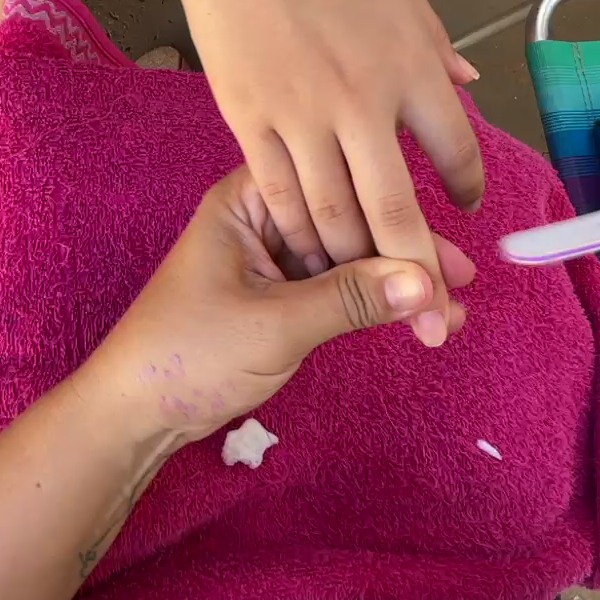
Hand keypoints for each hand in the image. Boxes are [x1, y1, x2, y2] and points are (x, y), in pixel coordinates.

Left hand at [84, 167, 474, 442]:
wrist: (136, 411)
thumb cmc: (190, 352)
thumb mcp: (274, 324)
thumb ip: (350, 299)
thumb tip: (428, 282)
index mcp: (249, 197)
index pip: (336, 189)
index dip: (395, 222)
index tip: (449, 260)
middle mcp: (265, 214)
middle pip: (348, 222)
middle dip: (404, 257)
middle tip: (463, 285)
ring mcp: (274, 254)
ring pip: (348, 256)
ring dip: (395, 282)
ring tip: (452, 309)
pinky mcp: (280, 290)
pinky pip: (336, 286)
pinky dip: (372, 302)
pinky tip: (416, 314)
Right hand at [131, 0, 482, 348]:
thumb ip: (431, 42)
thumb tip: (466, 81)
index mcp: (410, 61)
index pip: (454, 150)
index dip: (466, 190)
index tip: (467, 211)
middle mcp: (362, 100)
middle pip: (396, 209)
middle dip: (421, 278)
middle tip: (441, 332)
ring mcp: (300, 114)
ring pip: (331, 215)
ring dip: (355, 266)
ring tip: (372, 302)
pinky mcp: (246, 118)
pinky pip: (278, 193)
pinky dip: (297, 234)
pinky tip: (310, 258)